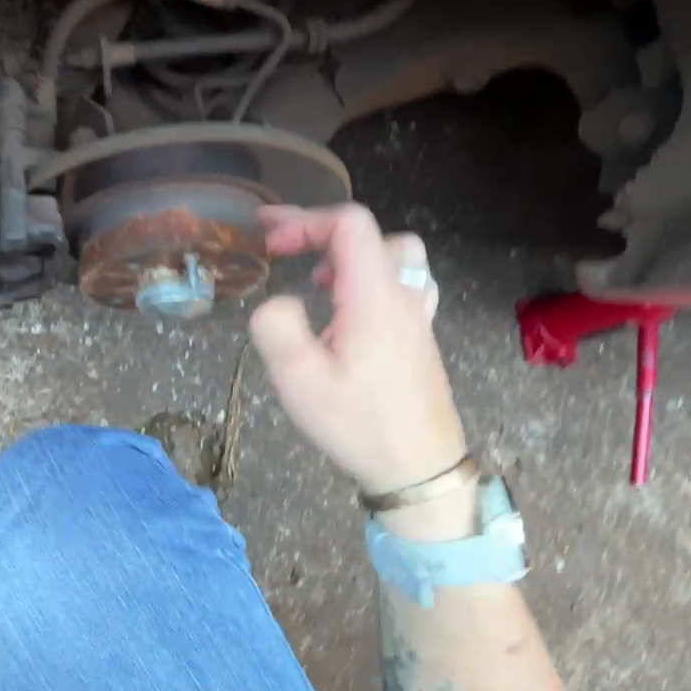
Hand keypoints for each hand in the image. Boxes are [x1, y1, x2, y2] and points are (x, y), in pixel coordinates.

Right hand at [249, 204, 465, 496]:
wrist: (420, 469)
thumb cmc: (357, 423)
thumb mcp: (298, 379)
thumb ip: (276, 326)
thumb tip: (277, 302)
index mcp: (373, 296)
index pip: (349, 225)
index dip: (305, 220)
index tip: (269, 245)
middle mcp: (402, 296)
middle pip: (373, 234)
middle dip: (322, 232)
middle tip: (284, 251)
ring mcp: (417, 317)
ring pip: (394, 257)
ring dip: (349, 257)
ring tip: (315, 282)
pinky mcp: (420, 339)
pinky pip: (401, 285)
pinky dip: (368, 281)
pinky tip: (347, 314)